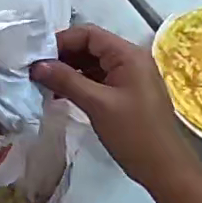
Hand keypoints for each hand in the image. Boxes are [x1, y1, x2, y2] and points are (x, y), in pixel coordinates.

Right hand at [31, 24, 199, 191]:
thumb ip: (66, 80)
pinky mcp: (127, 93)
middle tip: (36, 72)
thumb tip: (37, 65)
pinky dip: (80, 84)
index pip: (89, 34)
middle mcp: (131, 59)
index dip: (61, 41)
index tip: (37, 58)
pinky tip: (61, 95)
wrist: (165, 168)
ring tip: (44, 85)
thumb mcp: (97, 104)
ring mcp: (130, 77)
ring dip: (69, 71)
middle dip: (63, 57)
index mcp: (128, 54)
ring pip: (93, 64)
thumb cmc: (134, 133)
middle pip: (91, 46)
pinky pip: (99, 79)